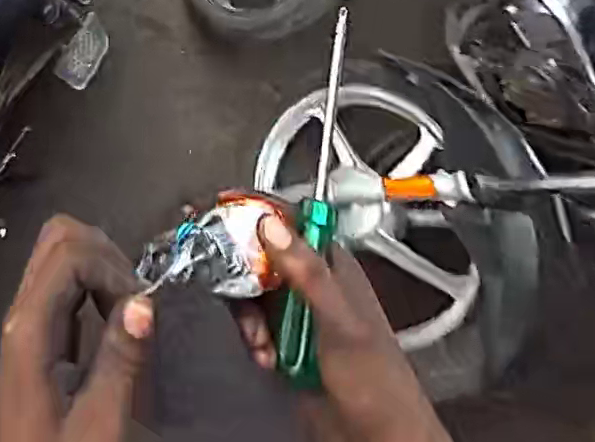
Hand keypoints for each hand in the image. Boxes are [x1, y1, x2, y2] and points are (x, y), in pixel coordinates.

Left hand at [0, 216, 152, 441]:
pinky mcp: (37, 328)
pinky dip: (92, 279)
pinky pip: (61, 278)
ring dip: (99, 263)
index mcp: (29, 326)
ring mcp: (26, 316)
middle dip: (103, 252)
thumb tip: (146, 300)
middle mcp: (21, 309)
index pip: (67, 253)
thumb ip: (122, 360)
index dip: (110, 267)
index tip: (141, 308)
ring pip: (57, 250)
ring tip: (130, 307)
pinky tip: (115, 312)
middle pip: (57, 237)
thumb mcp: (101, 427)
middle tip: (136, 300)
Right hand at [232, 214, 448, 441]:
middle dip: (235, 265)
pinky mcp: (279, 334)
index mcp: (329, 264)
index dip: (250, 209)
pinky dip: (247, 333)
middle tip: (215, 266)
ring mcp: (292, 307)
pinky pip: (247, 317)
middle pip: (255, 249)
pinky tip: (263, 353)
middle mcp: (308, 279)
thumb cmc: (380, 386)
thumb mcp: (342, 322)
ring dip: (243, 310)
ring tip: (257, 335)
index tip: (218, 207)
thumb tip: (270, 224)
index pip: (283, 218)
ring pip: (246, 284)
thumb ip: (308, 272)